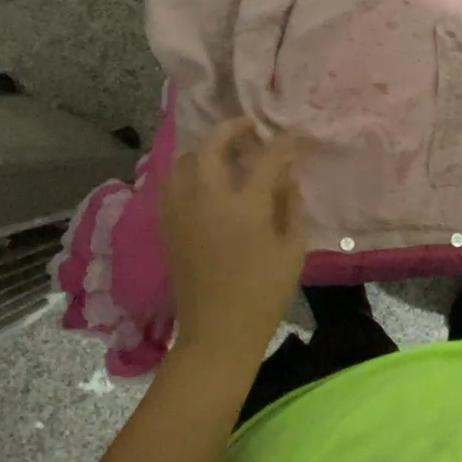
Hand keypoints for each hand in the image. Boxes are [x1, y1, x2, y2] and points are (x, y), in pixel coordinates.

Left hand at [160, 118, 308, 362]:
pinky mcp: (168, 229)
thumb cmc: (265, 292)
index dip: (283, 142)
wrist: (217, 333)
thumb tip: (286, 176)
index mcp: (245, 207)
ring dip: (202, 149)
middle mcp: (208, 201)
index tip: (294, 134)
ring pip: (181, 163)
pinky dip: (185, 172)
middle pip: (210, 148)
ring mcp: (181, 214)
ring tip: (221, 150)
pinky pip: (170, 186)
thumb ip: (291, 205)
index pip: (267, 158)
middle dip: (230, 130)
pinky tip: (201, 178)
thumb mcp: (293, 248)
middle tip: (248, 128)